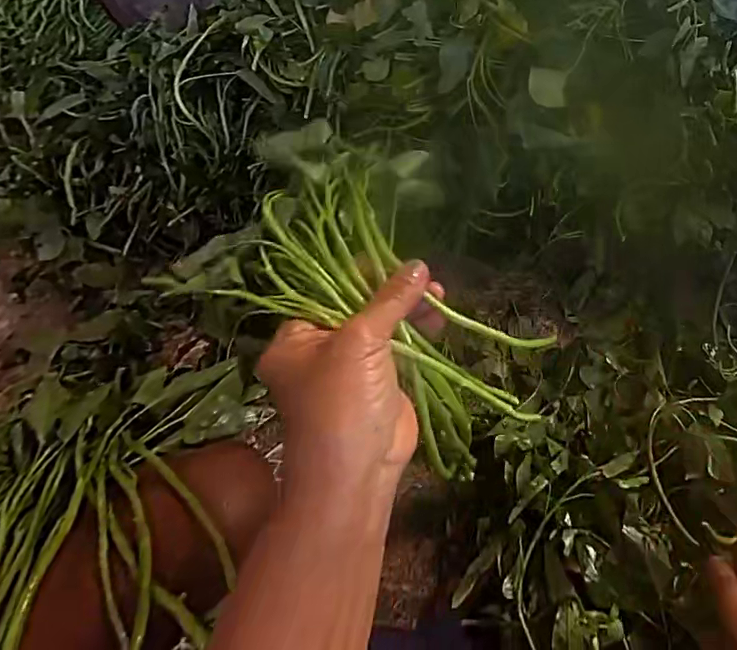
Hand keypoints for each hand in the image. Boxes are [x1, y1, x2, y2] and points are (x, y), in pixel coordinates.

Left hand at [256, 260, 440, 499]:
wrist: (356, 476)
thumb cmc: (342, 405)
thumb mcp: (361, 342)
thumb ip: (390, 299)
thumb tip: (419, 264)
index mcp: (298, 337)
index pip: (329, 288)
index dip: (364, 272)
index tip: (399, 260)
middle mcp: (320, 346)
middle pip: (360, 303)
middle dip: (395, 290)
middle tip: (427, 281)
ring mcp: (351, 364)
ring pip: (383, 321)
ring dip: (411, 308)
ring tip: (438, 298)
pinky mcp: (379, 378)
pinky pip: (398, 342)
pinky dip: (417, 328)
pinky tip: (436, 318)